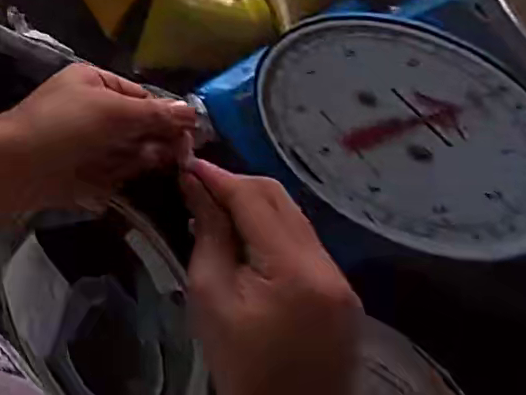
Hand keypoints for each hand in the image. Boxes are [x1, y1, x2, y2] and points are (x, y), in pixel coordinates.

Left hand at [0, 64, 197, 212]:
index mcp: (93, 81)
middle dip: (157, 140)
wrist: (16, 165)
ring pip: (129, 150)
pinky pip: (114, 172)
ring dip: (142, 159)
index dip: (166, 116)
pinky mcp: (83, 170)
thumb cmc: (63, 125)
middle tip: (180, 159)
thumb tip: (192, 111)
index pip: (141, 96)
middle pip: (138, 125)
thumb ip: (153, 113)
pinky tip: (127, 181)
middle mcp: (91, 107)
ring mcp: (87, 140)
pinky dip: (123, 176)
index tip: (191, 138)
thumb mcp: (112, 110)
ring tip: (150, 167)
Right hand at [180, 159, 361, 394]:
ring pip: (292, 214)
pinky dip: (270, 227)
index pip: (252, 197)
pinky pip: (302, 239)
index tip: (184, 162)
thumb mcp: (209, 292)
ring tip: (216, 209)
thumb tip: (194, 180)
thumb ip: (208, 230)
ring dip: (253, 203)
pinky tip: (244, 237)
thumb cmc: (240, 362)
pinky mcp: (341, 293)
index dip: (216, 175)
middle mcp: (327, 268)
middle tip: (197, 186)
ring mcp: (340, 281)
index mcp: (295, 270)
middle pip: (277, 197)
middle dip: (235, 184)